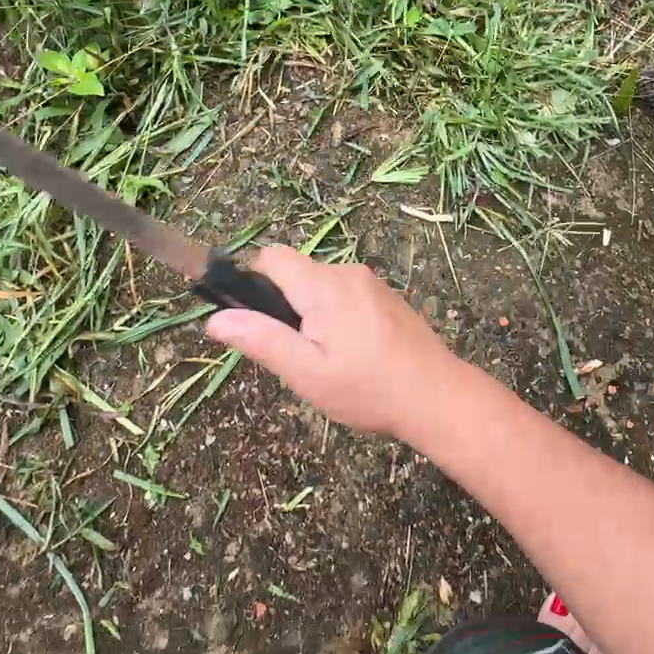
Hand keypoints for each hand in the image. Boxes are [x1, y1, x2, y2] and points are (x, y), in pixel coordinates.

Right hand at [205, 245, 462, 435]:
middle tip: (298, 356)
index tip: (258, 322)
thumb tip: (216, 319)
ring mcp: (371, 283)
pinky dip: (337, 317)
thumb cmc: (367, 389)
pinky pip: (345, 295)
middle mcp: (348, 273)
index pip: (271, 257)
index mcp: (324, 286)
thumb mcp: (306, 373)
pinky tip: (353, 356)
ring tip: (329, 362)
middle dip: (286, 308)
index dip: (254, 283)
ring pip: (321, 287)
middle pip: (296, 274)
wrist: (436, 396)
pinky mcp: (386, 296)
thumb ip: (261, 340)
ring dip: (312, 316)